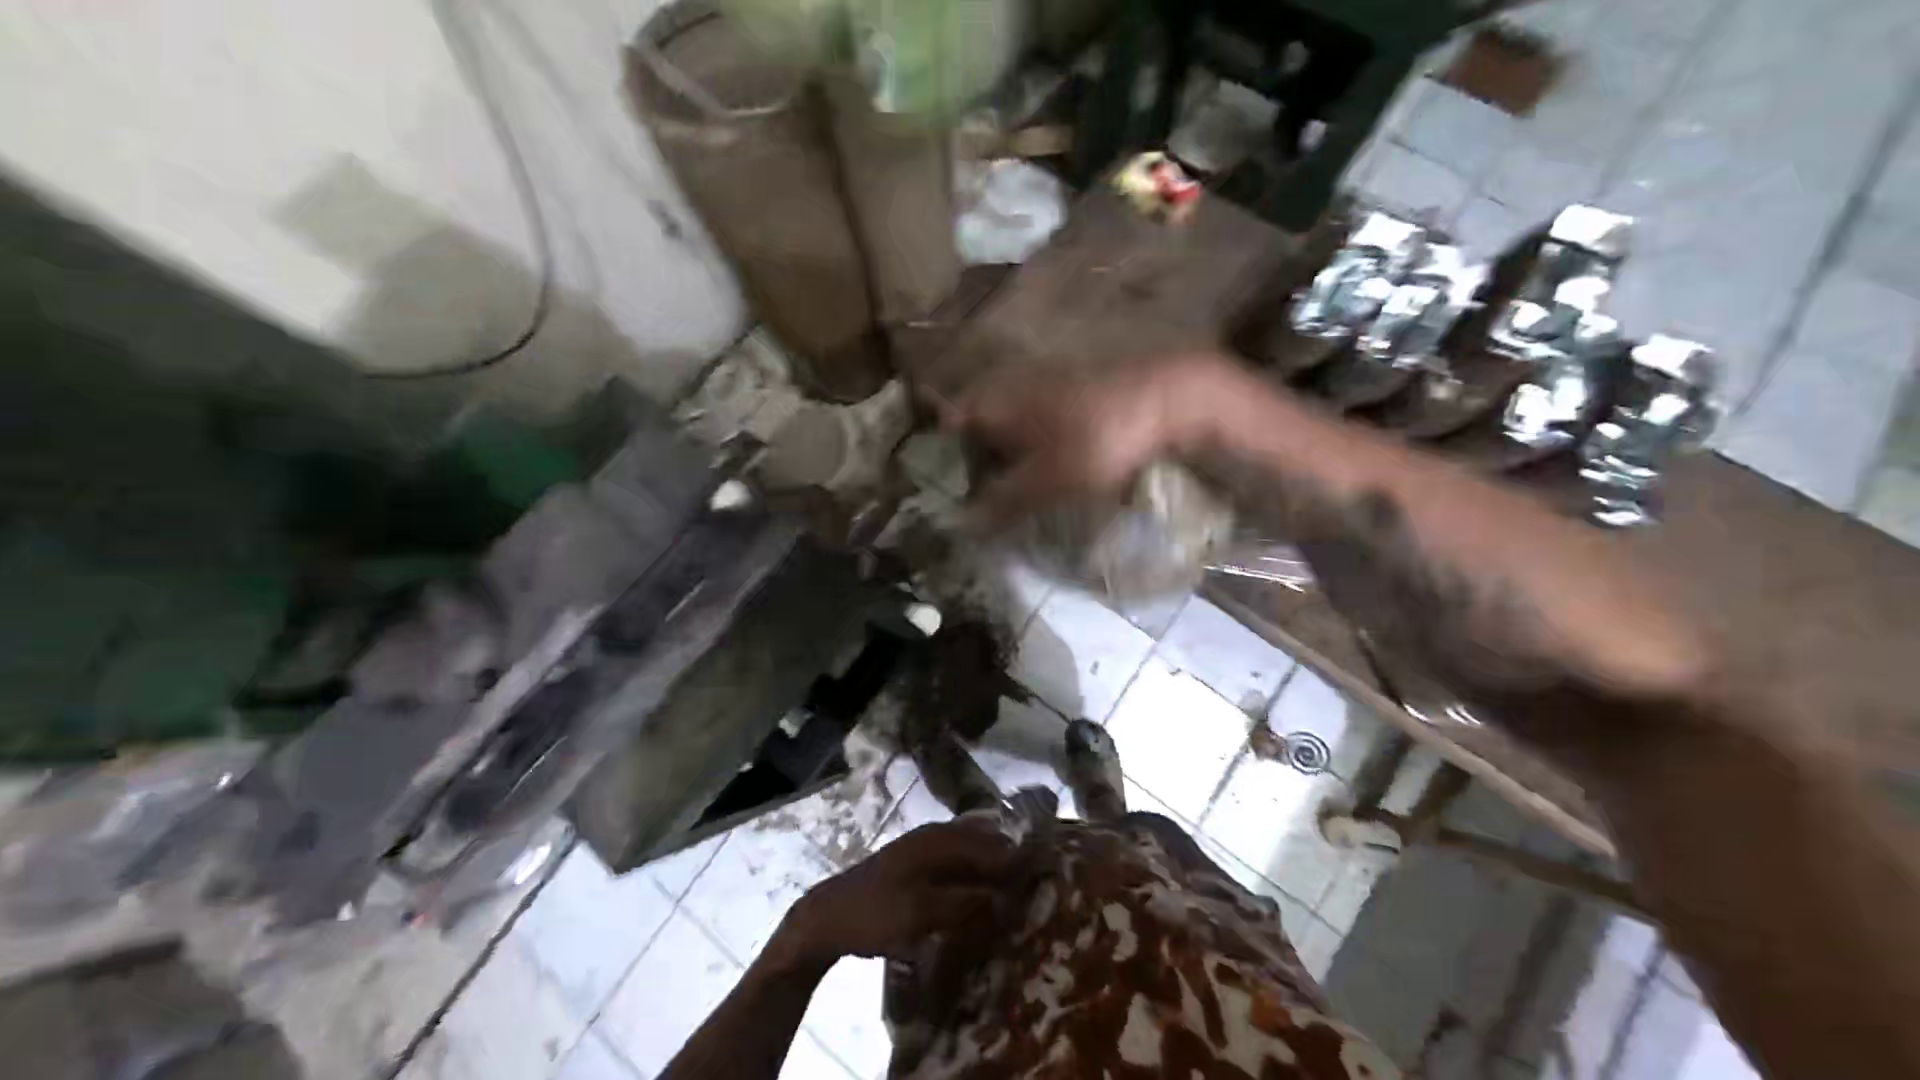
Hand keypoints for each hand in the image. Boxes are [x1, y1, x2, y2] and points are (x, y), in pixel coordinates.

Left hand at [773, 821, 1016, 966]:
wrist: (828, 915)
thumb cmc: (873, 913)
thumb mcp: (919, 914)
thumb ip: (962, 904)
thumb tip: (1002, 899)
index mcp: (938, 841)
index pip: (990, 845)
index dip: (1019, 859)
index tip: (1047, 873)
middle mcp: (935, 835)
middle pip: (984, 841)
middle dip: (1010, 857)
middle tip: (1039, 880)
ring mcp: (925, 845)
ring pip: (971, 848)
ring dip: (993, 864)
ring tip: (1018, 886)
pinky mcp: (918, 861)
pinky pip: (958, 859)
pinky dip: (976, 870)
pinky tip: (984, 890)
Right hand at [937, 353, 1244, 528]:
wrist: (1166, 399)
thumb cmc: (1096, 440)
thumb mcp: (1045, 483)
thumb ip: (1001, 503)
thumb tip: (963, 525)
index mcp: (991, 402)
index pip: (946, 427)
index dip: (942, 462)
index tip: (948, 496)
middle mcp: (1007, 386)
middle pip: (975, 430)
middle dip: (974, 466)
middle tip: (979, 504)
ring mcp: (1039, 386)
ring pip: (1007, 428)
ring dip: (1006, 461)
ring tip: (1012, 497)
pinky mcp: (1067, 393)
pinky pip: (1034, 426)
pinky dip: (1033, 450)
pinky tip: (1047, 475)